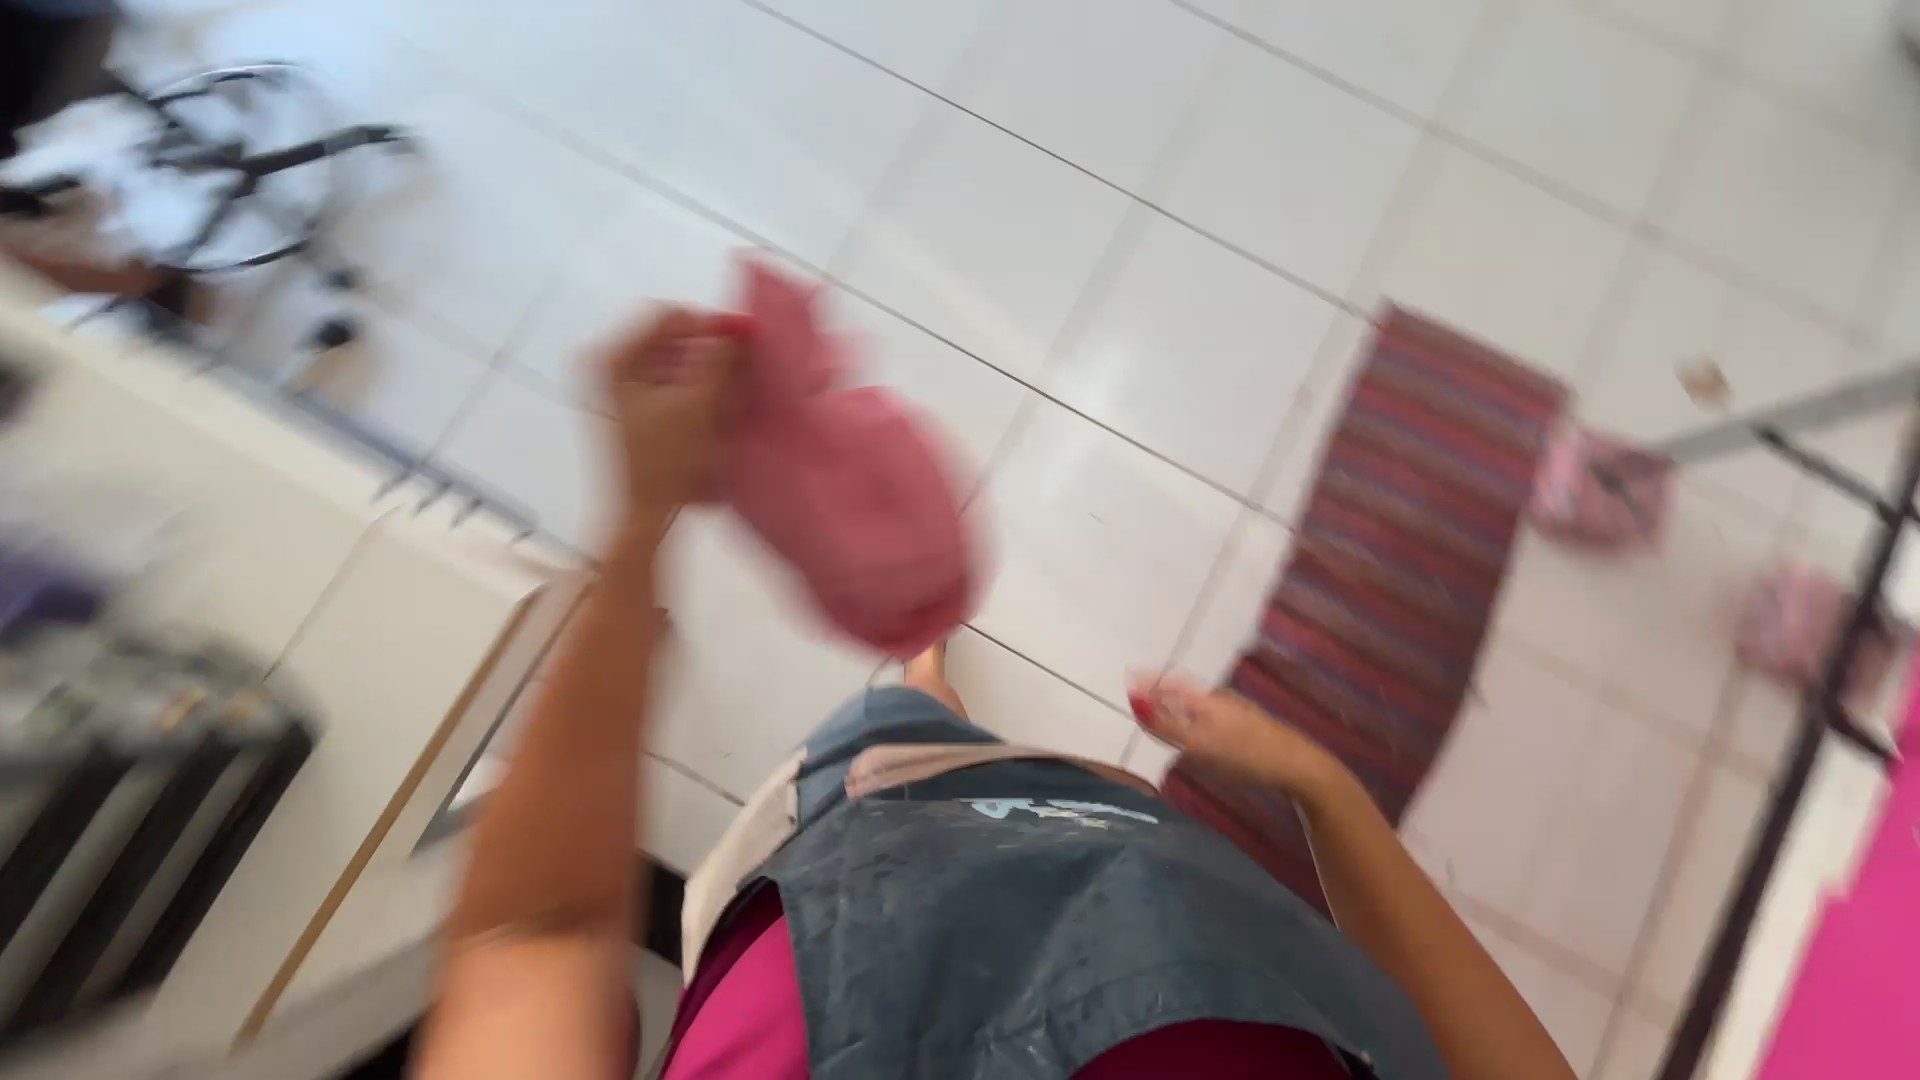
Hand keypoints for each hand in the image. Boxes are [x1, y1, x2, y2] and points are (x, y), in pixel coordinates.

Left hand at [598, 306, 739, 524]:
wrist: (646, 512)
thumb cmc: (668, 459)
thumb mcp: (698, 403)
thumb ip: (720, 359)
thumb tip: (741, 325)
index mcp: (614, 358)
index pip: (668, 317)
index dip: (708, 324)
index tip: (744, 341)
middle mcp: (611, 365)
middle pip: (671, 337)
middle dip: (709, 349)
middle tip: (742, 367)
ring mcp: (621, 386)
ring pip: (675, 360)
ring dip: (707, 369)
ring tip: (734, 388)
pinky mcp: (635, 406)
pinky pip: (672, 381)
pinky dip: (698, 386)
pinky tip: (718, 403)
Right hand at [1126, 673, 1349, 799]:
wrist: (1300, 768)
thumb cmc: (1247, 754)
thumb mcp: (1200, 743)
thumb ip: (1166, 725)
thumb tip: (1132, 699)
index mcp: (1206, 697)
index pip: (1170, 681)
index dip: (1149, 679)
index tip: (1127, 678)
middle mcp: (1218, 699)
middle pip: (1182, 690)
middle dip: (1159, 689)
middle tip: (1137, 694)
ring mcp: (1234, 712)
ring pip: (1195, 703)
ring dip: (1174, 705)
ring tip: (1157, 713)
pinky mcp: (1244, 728)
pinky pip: (1206, 715)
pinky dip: (1189, 718)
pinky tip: (1191, 732)